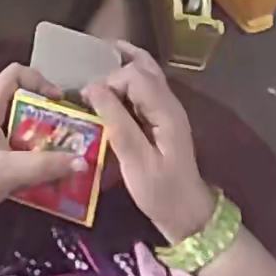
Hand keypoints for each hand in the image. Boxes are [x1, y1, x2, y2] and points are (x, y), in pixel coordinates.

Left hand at [0, 64, 86, 226]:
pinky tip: (47, 173)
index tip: (58, 102)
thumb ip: (47, 166)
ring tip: (65, 154)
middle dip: (48, 115)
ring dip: (43, 138)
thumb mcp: (10, 171)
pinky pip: (16, 145)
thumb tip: (82, 162)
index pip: (15, 73)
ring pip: (21, 125)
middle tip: (69, 133)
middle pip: (23, 100)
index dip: (39, 80)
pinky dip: (33, 154)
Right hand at [85, 42, 216, 241]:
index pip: (135, 76)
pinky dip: (127, 77)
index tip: (87, 100)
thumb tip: (92, 88)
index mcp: (165, 111)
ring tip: (97, 60)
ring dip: (122, 65)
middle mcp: (169, 102)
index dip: (109, 81)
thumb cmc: (161, 192)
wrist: (187, 215)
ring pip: (146, 71)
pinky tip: (110, 79)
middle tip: (87, 85)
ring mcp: (167, 108)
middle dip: (113, 70)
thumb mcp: (136, 161)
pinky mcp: (161, 116)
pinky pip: (144, 86)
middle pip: (142, 67)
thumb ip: (117, 122)